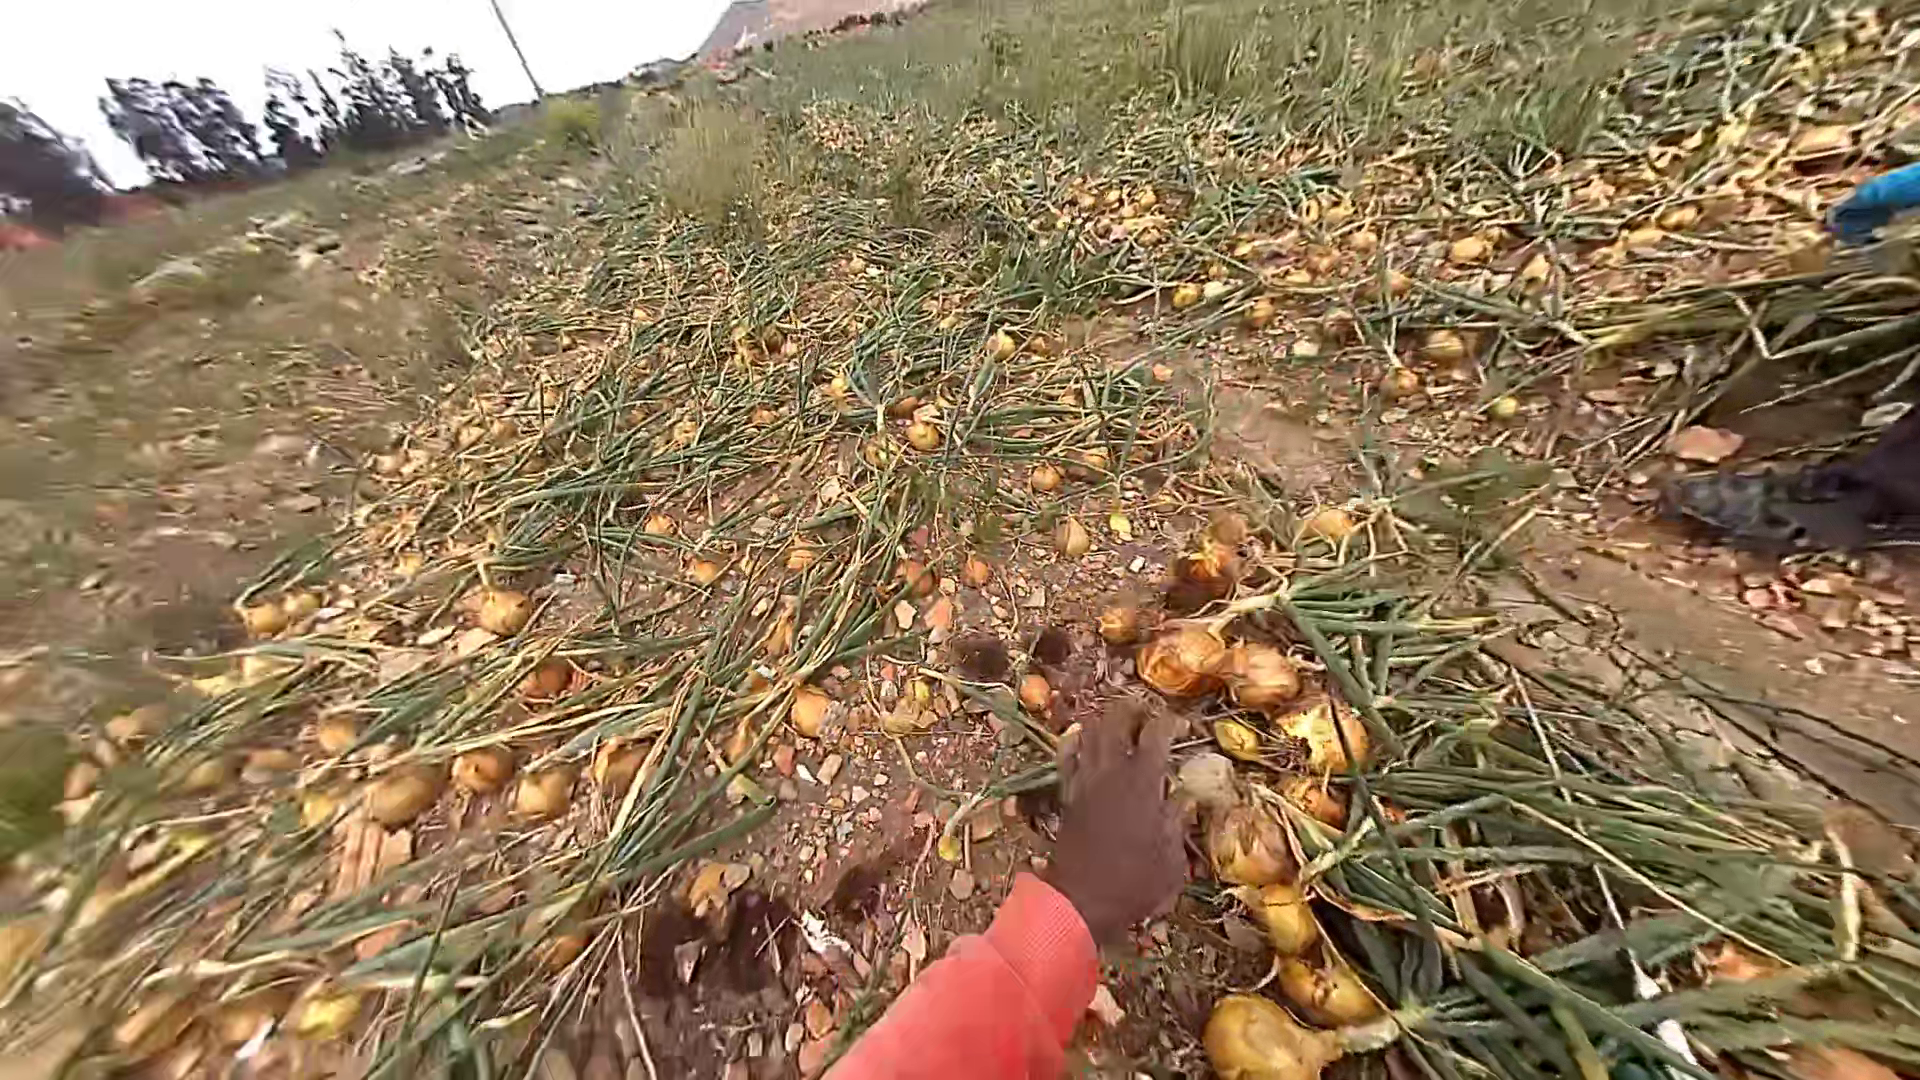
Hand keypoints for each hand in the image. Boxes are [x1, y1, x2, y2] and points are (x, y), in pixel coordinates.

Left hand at [1044, 695, 1185, 944]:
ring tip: (1119, 722)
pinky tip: (1081, 738)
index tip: (1180, 723)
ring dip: (1105, 721)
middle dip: (1132, 709)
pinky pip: (1067, 755)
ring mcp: (1085, 778)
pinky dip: (1074, 741)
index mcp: (1143, 783)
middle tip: (1145, 712)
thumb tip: (1184, 797)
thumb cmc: (1134, 884)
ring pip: (1091, 732)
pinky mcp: (1068, 791)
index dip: (1169, 722)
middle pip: (1117, 721)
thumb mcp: (1171, 860)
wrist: (1082, 898)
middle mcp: (1112, 771)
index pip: (1156, 735)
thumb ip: (1177, 822)